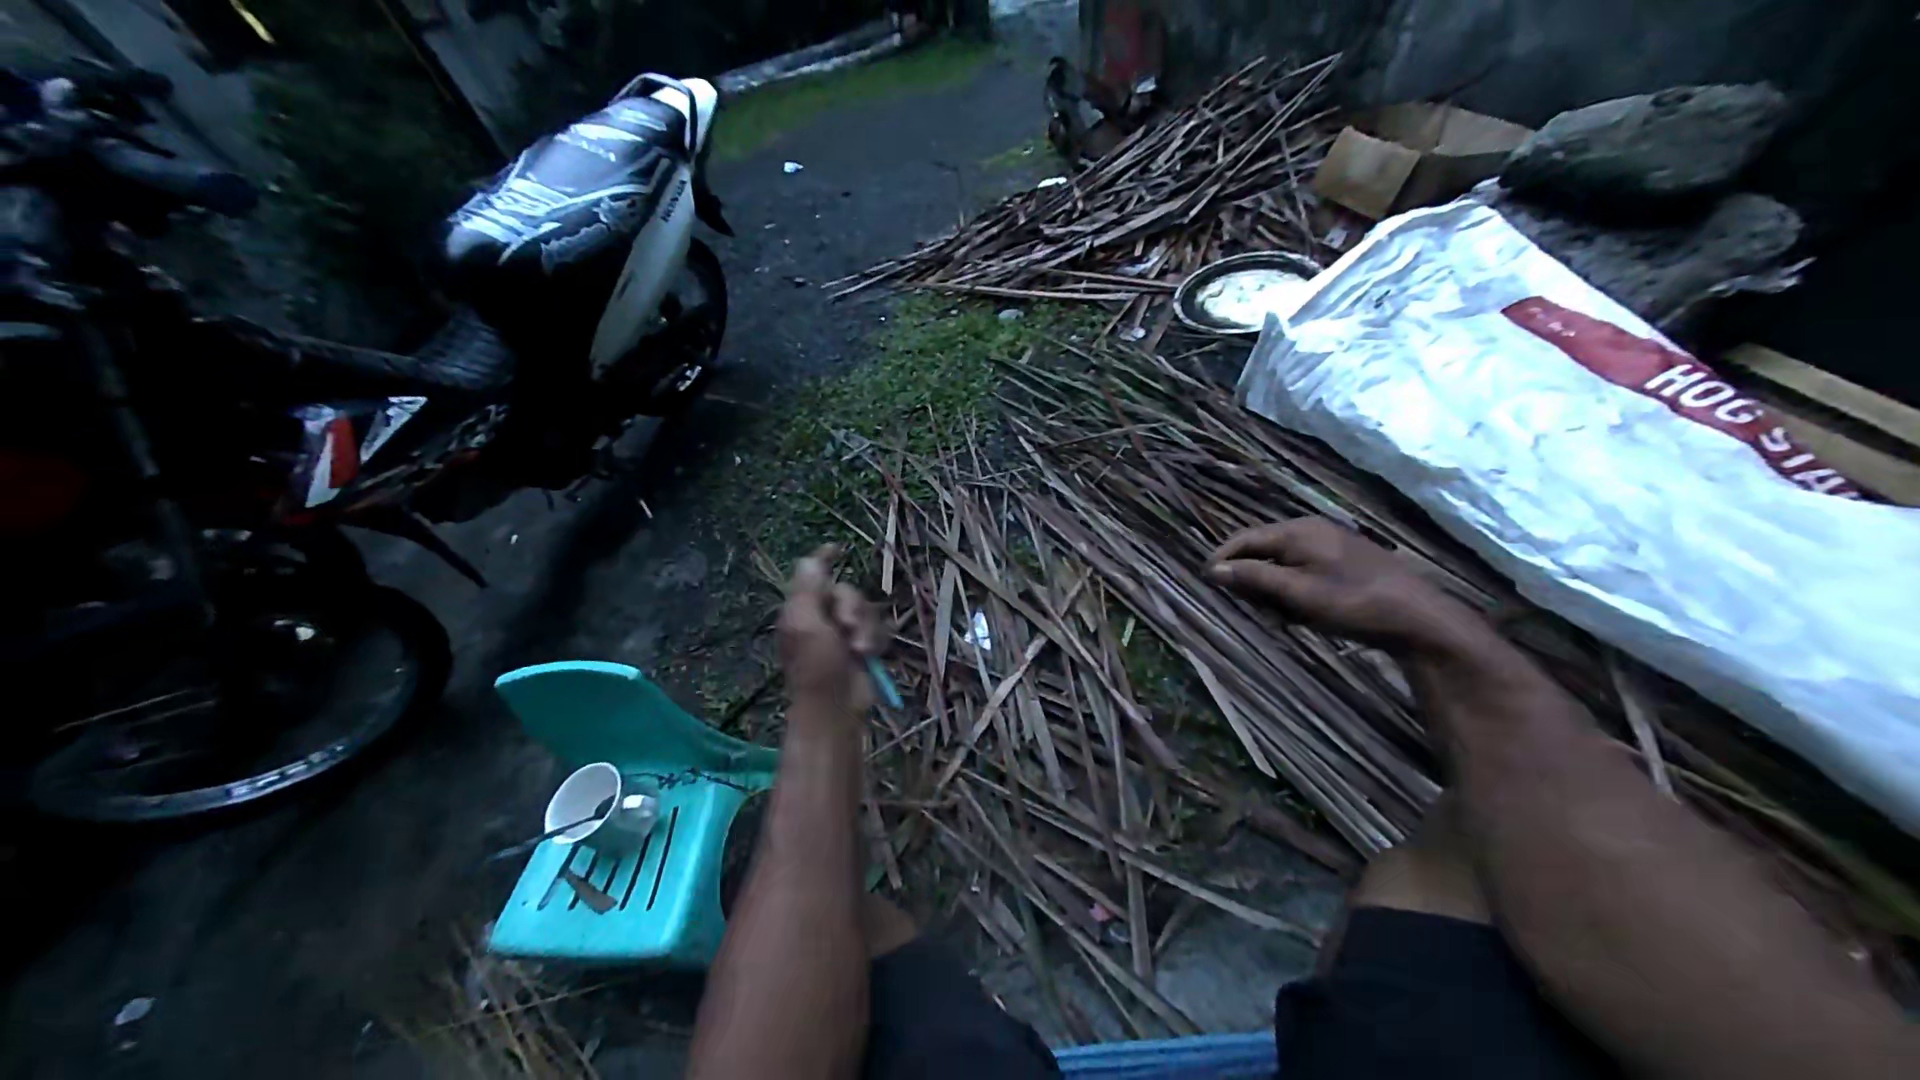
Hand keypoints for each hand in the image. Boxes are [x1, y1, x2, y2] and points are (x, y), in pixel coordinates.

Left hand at [778, 545, 882, 718]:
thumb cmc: (816, 667)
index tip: (837, 549)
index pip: (811, 575)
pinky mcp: (862, 647)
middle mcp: (820, 617)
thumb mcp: (806, 623)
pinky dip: (876, 640)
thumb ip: (808, 589)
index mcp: (801, 609)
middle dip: (852, 608)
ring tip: (860, 651)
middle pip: (846, 591)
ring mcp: (842, 633)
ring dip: (866, 628)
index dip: (823, 559)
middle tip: (848, 629)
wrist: (837, 708)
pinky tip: (870, 655)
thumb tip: (811, 559)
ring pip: (865, 609)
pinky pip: (877, 628)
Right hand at [1207, 518, 1483, 652]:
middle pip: (1263, 548)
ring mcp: (1331, 543)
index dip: (1222, 558)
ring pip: (1283, 561)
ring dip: (1272, 586)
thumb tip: (1214, 569)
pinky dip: (1292, 587)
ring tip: (1276, 613)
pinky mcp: (1345, 559)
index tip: (1205, 580)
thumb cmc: (1352, 602)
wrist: (1419, 617)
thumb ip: (1254, 578)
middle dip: (1249, 576)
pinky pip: (1303, 568)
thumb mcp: (1297, 593)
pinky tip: (1300, 611)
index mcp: (1297, 530)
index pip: (1245, 538)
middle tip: (1244, 604)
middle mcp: (1311, 529)